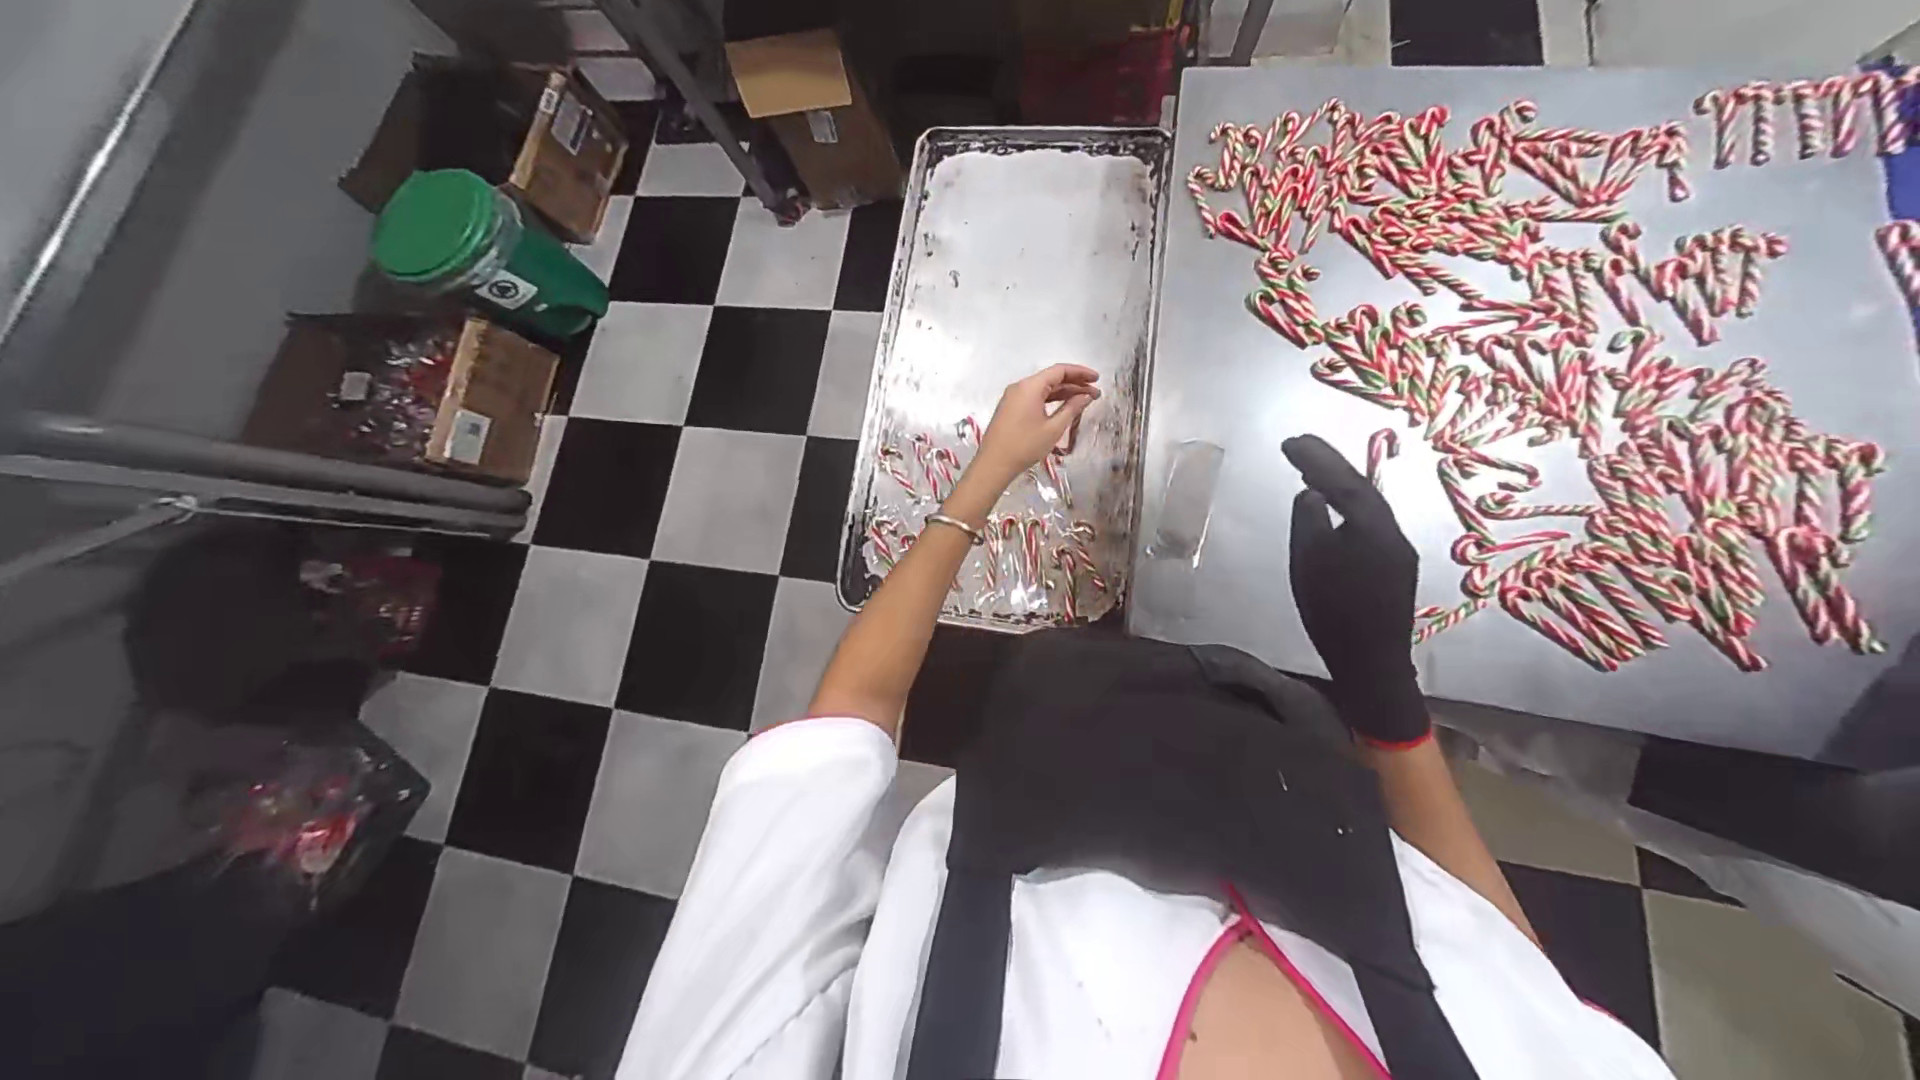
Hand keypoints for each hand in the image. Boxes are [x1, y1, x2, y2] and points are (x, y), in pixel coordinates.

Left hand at [968, 365, 1100, 490]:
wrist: (994, 464)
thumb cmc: (1025, 446)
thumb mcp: (1053, 428)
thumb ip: (1071, 408)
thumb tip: (1086, 396)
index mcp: (1030, 387)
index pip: (1059, 371)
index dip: (1080, 372)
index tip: (1097, 379)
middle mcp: (1020, 387)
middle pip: (1051, 378)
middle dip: (1074, 384)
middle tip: (1094, 392)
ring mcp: (1013, 397)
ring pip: (1042, 388)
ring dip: (1063, 392)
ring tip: (1083, 400)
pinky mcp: (1010, 408)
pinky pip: (1034, 397)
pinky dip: (1050, 400)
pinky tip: (1063, 407)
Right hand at [1282, 434, 1428, 746]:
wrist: (1371, 660)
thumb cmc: (1333, 610)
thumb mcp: (1309, 561)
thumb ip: (1309, 520)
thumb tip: (1312, 493)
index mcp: (1373, 527)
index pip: (1343, 482)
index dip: (1317, 458)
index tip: (1290, 440)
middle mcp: (1393, 531)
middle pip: (1360, 489)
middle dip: (1329, 466)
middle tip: (1299, 446)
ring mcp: (1397, 550)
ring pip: (1366, 507)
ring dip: (1338, 487)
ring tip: (1311, 474)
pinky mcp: (1394, 567)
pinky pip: (1369, 525)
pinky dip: (1347, 510)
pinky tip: (1333, 511)